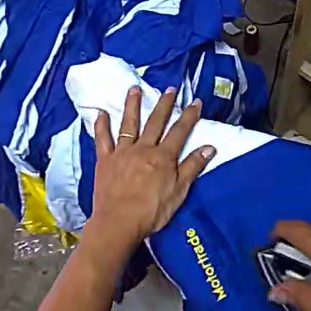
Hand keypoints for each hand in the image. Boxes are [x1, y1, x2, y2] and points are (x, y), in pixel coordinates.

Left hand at [84, 86, 212, 249]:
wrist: (119, 223)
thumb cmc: (153, 210)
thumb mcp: (180, 190)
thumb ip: (193, 166)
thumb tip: (209, 147)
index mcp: (163, 157)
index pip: (180, 131)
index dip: (190, 116)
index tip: (196, 101)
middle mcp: (143, 149)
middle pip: (156, 122)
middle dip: (165, 104)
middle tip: (171, 88)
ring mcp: (122, 153)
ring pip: (129, 124)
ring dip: (133, 105)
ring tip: (134, 89)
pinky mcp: (104, 161)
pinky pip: (102, 139)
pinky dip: (101, 125)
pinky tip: (101, 113)